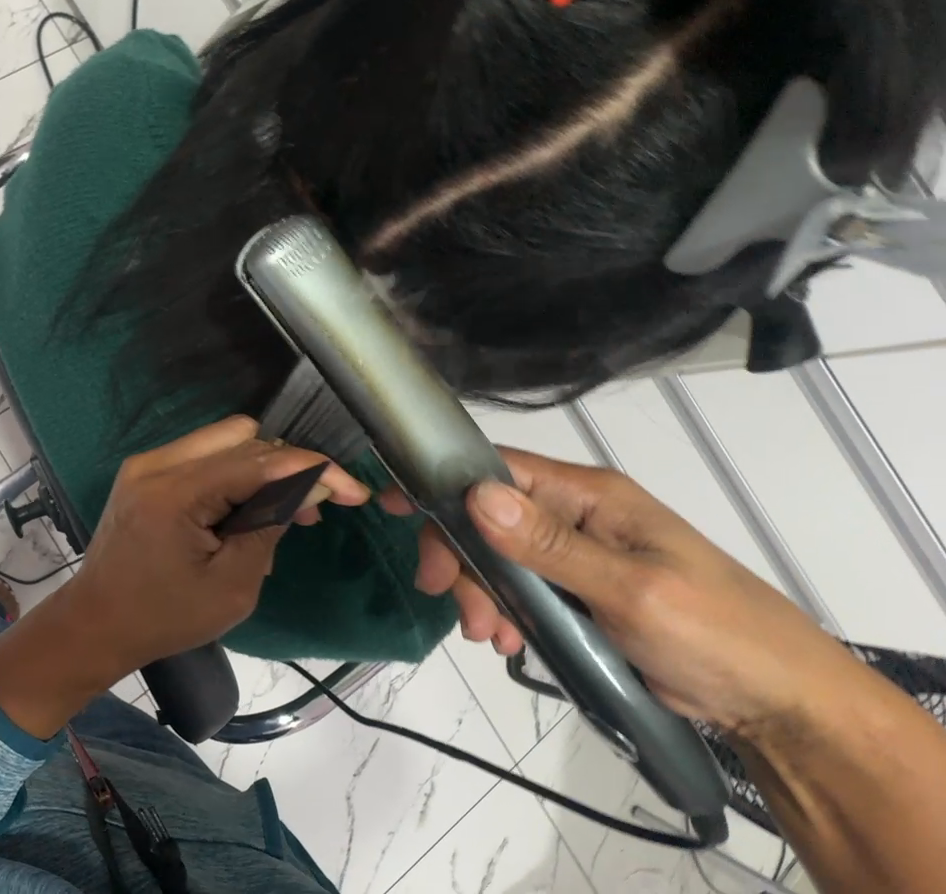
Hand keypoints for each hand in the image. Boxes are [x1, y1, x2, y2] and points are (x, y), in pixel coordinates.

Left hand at [0, 415, 369, 737]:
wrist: (96, 623)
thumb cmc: (164, 616)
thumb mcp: (232, 584)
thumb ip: (271, 526)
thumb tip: (310, 487)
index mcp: (175, 491)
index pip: (259, 460)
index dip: (313, 470)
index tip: (355, 492)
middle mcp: (157, 463)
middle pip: (241, 436)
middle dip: (286, 466)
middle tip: (313, 510)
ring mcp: (146, 465)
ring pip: (222, 441)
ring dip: (260, 470)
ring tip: (283, 519)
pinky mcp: (143, 474)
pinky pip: (201, 457)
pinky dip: (232, 477)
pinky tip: (246, 517)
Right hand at [389, 448, 855, 736]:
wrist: (779, 704)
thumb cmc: (717, 635)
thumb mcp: (632, 591)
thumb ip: (551, 545)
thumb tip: (477, 495)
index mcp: (589, 495)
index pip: (495, 469)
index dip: (441, 484)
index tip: (394, 511)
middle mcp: (574, 514)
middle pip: (482, 517)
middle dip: (460, 561)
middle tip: (460, 609)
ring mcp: (573, 553)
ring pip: (492, 556)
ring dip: (479, 593)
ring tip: (493, 639)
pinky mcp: (574, 590)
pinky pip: (515, 588)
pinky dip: (500, 611)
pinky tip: (508, 641)